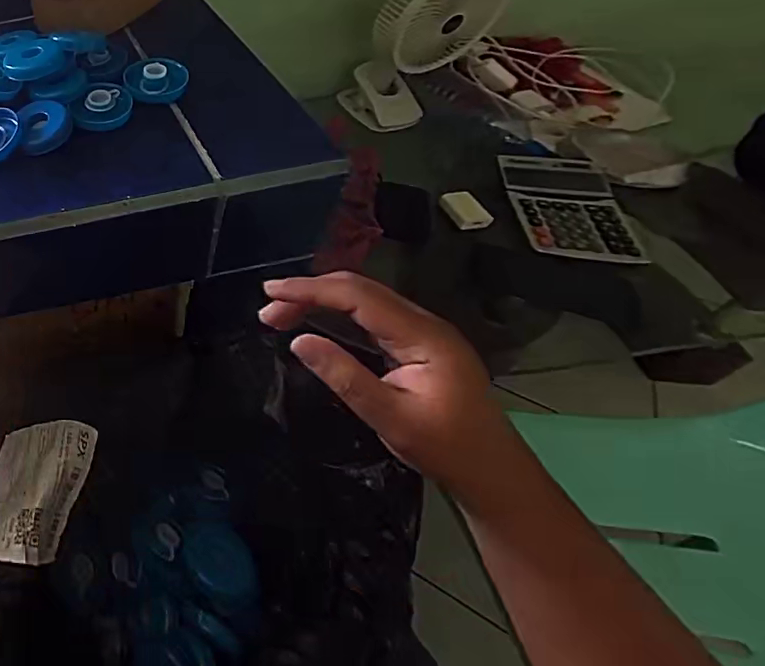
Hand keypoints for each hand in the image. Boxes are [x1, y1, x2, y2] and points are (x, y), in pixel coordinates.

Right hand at [259, 272, 519, 492]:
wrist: (496, 475)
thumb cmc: (448, 450)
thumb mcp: (391, 419)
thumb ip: (344, 377)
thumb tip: (299, 341)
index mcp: (423, 336)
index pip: (357, 297)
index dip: (310, 290)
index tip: (271, 292)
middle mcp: (424, 322)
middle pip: (359, 290)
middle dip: (309, 292)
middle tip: (268, 308)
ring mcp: (423, 330)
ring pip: (363, 298)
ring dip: (321, 300)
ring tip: (281, 313)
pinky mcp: (417, 341)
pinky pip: (370, 314)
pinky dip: (337, 312)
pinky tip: (316, 319)